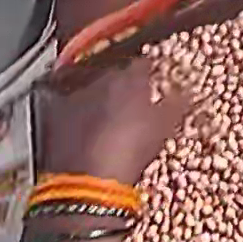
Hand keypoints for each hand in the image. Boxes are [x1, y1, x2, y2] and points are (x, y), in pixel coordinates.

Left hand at [36, 58, 188, 184]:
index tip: (153, 81)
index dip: (150, 72)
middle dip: (125, 87)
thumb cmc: (130, 150)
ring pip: (94, 90)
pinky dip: (79, 113)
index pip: (144, 64)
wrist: (89, 177)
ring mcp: (78, 94)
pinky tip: (86, 130)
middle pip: (117, 76)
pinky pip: (71, 105)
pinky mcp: (56, 111)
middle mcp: (102, 80)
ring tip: (110, 122)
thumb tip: (186, 94)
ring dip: (102, 100)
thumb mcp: (163, 128)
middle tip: (133, 106)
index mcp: (131, 79)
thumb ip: (175, 105)